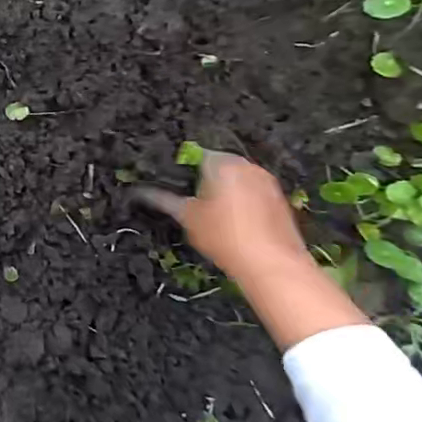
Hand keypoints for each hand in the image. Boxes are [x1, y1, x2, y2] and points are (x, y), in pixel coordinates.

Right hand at [138, 152, 365, 349]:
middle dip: (205, 179)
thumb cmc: (224, 236)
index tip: (174, 187)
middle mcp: (247, 165)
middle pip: (219, 165)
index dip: (182, 170)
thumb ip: (163, 200)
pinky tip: (234, 224)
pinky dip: (243, 202)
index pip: (195, 155)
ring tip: (212, 215)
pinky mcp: (281, 200)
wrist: (272, 266)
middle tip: (191, 202)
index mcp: (222, 162)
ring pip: (238, 180)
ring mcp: (267, 182)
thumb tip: (141, 192)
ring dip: (225, 190)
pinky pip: (254, 193)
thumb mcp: (186, 217)